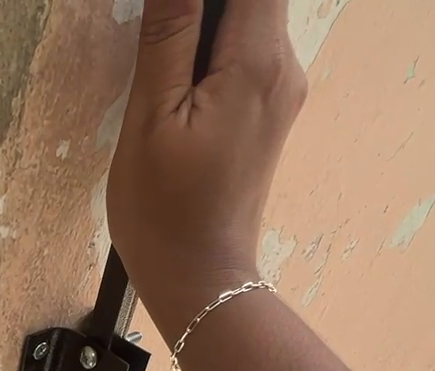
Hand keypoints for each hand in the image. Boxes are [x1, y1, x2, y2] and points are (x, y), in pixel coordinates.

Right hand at [106, 0, 306, 313]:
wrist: (198, 279)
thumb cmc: (163, 212)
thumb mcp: (150, 122)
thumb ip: (166, 37)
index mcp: (256, 62)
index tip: (168, 15)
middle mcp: (284, 66)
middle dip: (199, 10)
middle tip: (156, 41)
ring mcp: (281, 92)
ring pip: (250, 21)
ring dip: (203, 28)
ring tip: (160, 69)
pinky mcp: (269, 114)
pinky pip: (247, 55)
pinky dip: (213, 53)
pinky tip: (178, 88)